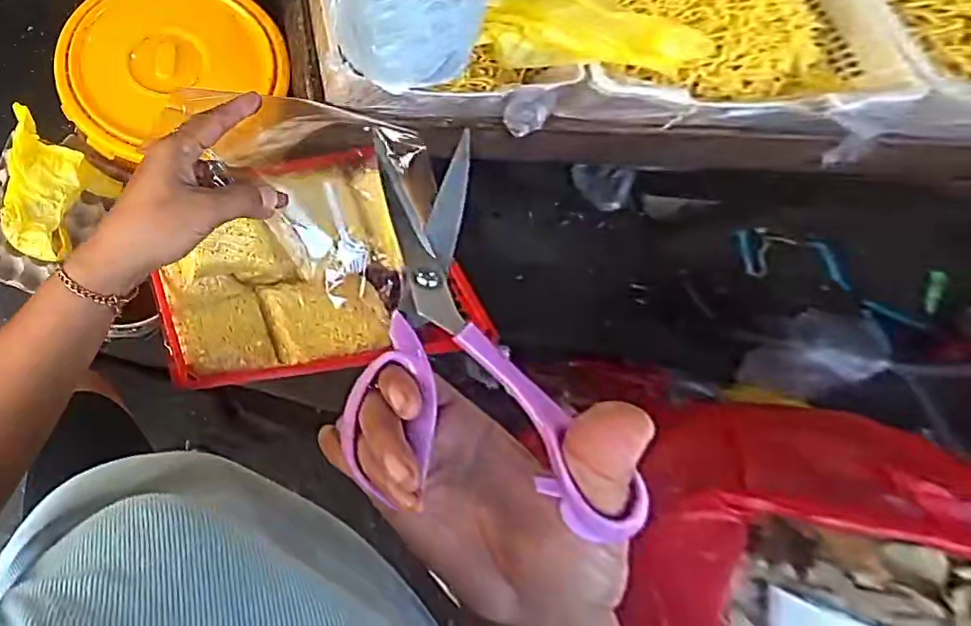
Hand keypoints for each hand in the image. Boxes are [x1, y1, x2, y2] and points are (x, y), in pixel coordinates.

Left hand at [66, 92, 282, 294]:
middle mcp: (167, 158)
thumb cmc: (156, 226)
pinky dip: (219, 190)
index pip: (210, 122)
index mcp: (173, 150)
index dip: (234, 110)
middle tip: (257, 128)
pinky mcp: (162, 198)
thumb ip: (241, 200)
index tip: (254, 97)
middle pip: (205, 141)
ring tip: (260, 180)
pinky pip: (197, 185)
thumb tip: (273, 197)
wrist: (118, 257)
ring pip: (203, 167)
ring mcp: (163, 178)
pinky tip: (237, 202)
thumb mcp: (204, 211)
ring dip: (230, 174)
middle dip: (233, 137)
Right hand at [318, 368, 653, 625]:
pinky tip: (376, 483)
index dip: (402, 374)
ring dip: (370, 447)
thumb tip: (628, 419)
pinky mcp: (380, 485)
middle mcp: (426, 428)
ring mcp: (401, 454)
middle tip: (406, 465)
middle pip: (376, 390)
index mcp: (466, 417)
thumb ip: (599, 461)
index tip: (412, 403)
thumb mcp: (595, 508)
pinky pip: (342, 449)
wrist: (540, 610)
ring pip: (357, 418)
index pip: (416, 369)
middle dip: (381, 421)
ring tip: (405, 490)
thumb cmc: (569, 553)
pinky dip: (346, 455)